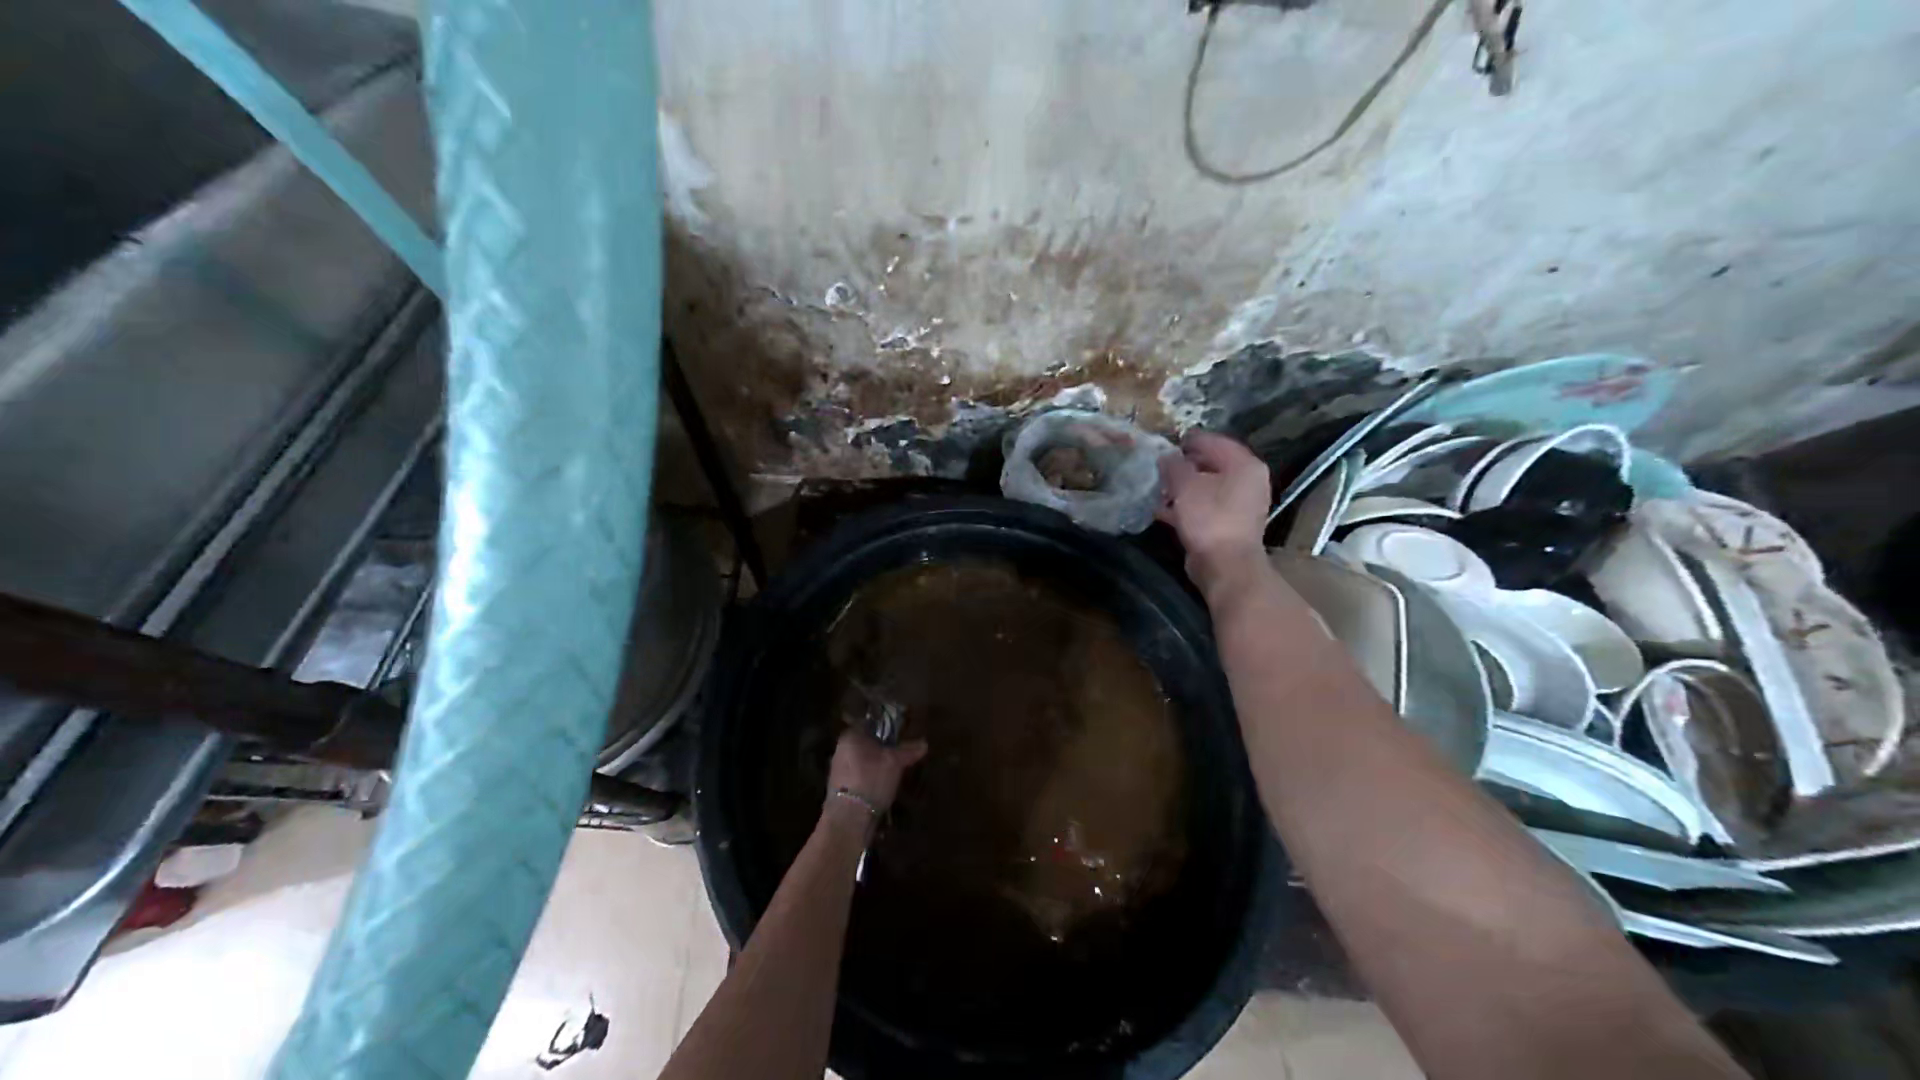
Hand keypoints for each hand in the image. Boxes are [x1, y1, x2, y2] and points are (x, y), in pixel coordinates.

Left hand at [827, 728, 928, 814]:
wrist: (849, 818)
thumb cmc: (871, 780)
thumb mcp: (895, 762)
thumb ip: (908, 750)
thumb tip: (924, 743)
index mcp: (850, 736)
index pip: (869, 723)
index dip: (886, 726)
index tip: (901, 732)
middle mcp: (841, 750)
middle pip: (866, 742)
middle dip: (882, 747)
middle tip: (901, 752)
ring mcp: (839, 770)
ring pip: (863, 760)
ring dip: (877, 764)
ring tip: (895, 771)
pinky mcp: (841, 789)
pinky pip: (860, 776)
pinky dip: (871, 778)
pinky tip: (883, 785)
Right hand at [1158, 432, 1270, 576]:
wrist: (1225, 565)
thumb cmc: (1209, 518)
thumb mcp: (1185, 486)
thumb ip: (1174, 465)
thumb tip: (1166, 455)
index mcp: (1244, 465)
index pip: (1215, 441)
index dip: (1189, 440)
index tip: (1165, 441)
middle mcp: (1248, 481)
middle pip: (1212, 464)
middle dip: (1184, 465)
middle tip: (1159, 465)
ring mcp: (1240, 504)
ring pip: (1206, 487)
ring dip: (1182, 487)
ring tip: (1157, 487)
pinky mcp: (1228, 524)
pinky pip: (1204, 507)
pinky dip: (1185, 506)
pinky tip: (1161, 509)